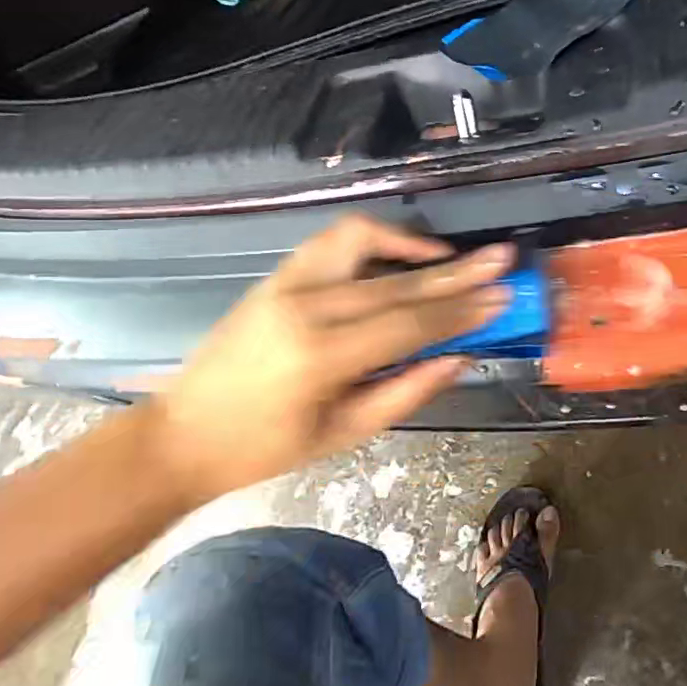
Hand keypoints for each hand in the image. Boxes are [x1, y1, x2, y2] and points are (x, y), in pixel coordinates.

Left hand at [147, 215, 512, 503]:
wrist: (181, 435)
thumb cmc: (266, 448)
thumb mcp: (346, 434)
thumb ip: (408, 392)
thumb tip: (462, 357)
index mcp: (323, 356)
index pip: (411, 324)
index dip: (463, 311)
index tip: (504, 297)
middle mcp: (306, 308)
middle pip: (399, 282)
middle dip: (458, 273)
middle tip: (502, 260)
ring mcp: (287, 284)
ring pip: (365, 243)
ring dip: (414, 244)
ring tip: (452, 253)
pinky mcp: (276, 276)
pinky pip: (334, 240)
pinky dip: (375, 237)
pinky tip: (402, 250)